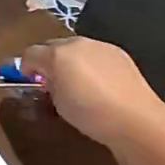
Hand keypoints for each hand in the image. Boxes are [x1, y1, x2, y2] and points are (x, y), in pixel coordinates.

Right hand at [20, 37, 164, 148]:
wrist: (137, 121)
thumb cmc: (91, 114)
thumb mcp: (59, 104)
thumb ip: (50, 85)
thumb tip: (50, 79)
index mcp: (58, 53)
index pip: (32, 52)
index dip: (27, 66)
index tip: (29, 81)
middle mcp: (79, 43)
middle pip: (55, 46)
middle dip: (50, 61)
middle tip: (51, 83)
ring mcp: (102, 47)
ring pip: (77, 50)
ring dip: (72, 62)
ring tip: (77, 86)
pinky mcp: (120, 55)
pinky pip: (97, 56)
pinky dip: (92, 65)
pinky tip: (100, 87)